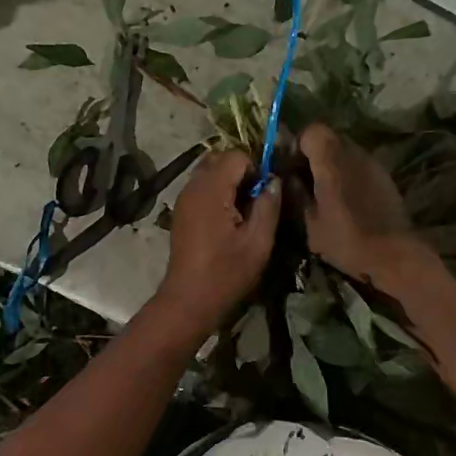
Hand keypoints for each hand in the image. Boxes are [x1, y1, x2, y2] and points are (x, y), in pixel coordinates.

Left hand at [155, 150, 282, 329]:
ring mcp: (183, 198)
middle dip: (241, 172)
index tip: (265, 194)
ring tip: (243, 211)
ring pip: (208, 171)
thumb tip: (273, 180)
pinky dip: (216, 192)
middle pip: (219, 158)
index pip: (236, 155)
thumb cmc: (226, 272)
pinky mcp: (181, 211)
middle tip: (255, 200)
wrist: (189, 300)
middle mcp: (192, 186)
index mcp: (210, 189)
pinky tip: (227, 220)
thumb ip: (268, 205)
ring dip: (228, 182)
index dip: (255, 168)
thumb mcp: (258, 241)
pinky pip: (201, 187)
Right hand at [298, 124, 427, 289]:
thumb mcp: (311, 223)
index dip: (296, 144)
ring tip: (323, 190)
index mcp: (331, 161)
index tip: (289, 167)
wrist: (394, 255)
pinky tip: (345, 198)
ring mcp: (372, 162)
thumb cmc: (347, 240)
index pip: (311, 131)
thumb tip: (287, 178)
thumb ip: (296, 194)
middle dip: (312, 153)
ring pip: (344, 149)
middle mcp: (353, 153)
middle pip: (329, 137)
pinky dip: (347, 172)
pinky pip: (359, 163)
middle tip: (303, 179)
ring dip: (330, 163)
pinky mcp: (384, 175)